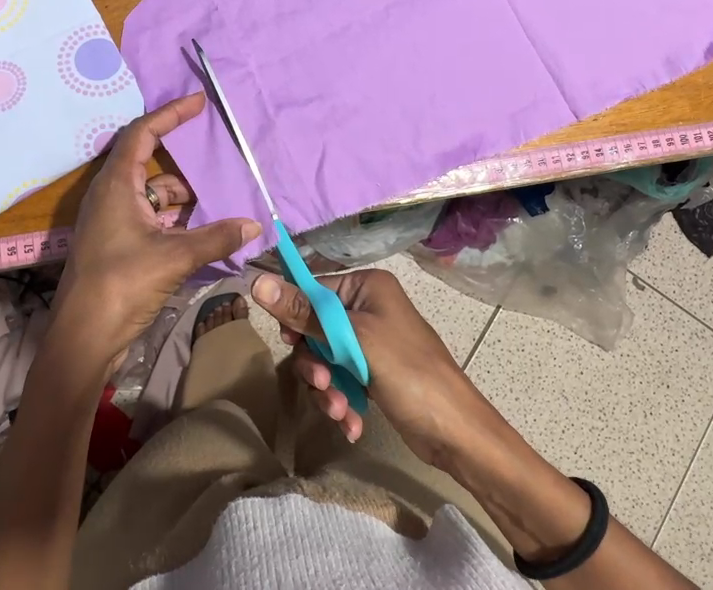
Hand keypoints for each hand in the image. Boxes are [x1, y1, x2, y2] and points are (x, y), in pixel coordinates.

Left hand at [53, 94, 258, 369]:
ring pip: (151, 196)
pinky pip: (149, 219)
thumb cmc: (122, 284)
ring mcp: (110, 222)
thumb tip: (253, 224)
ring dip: (182, 200)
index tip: (198, 102)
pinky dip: (174, 222)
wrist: (83, 338)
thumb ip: (216, 237)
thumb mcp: (175, 258)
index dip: (170, 114)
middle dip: (183, 165)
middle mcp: (110, 196)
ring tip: (217, 206)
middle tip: (215, 161)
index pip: (142, 133)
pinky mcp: (115, 246)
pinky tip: (199, 233)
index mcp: (115, 185)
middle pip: (148, 164)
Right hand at [252, 268, 494, 467]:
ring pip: (324, 360)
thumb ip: (304, 313)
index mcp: (367, 286)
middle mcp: (367, 308)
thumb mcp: (353, 340)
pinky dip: (341, 401)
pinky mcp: (372, 374)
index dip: (296, 317)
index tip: (289, 342)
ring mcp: (370, 343)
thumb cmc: (408, 372)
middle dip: (315, 363)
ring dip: (327, 389)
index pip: (312, 290)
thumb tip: (257, 281)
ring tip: (341, 411)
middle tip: (322, 384)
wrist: (455, 432)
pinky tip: (352, 424)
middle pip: (314, 329)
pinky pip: (340, 381)